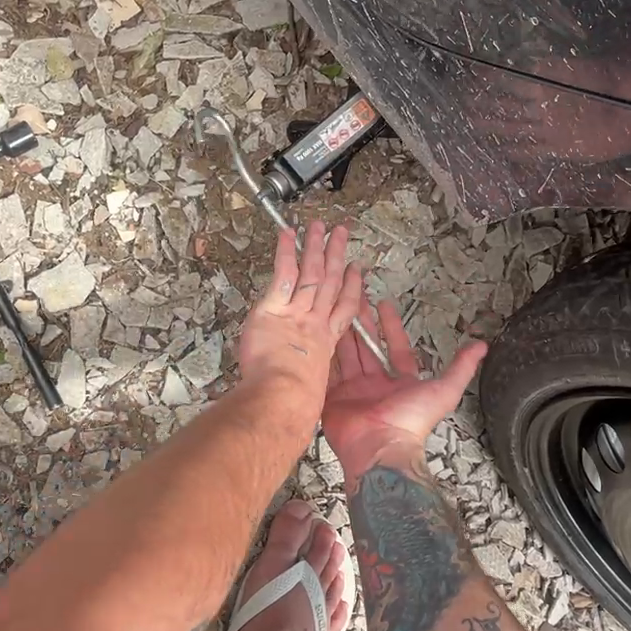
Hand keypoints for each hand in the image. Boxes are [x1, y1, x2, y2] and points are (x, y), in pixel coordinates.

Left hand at [236, 221, 365, 394]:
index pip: (343, 308)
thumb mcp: (311, 390)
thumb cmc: (295, 404)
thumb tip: (305, 376)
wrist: (284, 399)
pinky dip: (286, 253)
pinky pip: (283, 275)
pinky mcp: (274, 309)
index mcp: (326, 342)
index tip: (356, 269)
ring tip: (319, 226)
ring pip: (311, 273)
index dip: (352, 287)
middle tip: (341, 233)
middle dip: (336, 255)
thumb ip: (310, 373)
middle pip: (330, 282)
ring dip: (315, 247)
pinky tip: (288, 234)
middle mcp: (314, 323)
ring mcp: (296, 314)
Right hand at [322, 297, 486, 476]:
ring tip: (335, 310)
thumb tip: (482, 346)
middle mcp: (376, 385)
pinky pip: (328, 372)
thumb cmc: (411, 421)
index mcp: (400, 382)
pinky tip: (319, 336)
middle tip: (354, 300)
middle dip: (361, 324)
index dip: (390, 326)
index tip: (383, 305)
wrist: (379, 446)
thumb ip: (461, 368)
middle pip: (368, 348)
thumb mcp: (444, 390)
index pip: (395, 348)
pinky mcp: (334, 398)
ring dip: (342, 333)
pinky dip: (324, 356)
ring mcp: (354, 391)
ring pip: (347, 355)